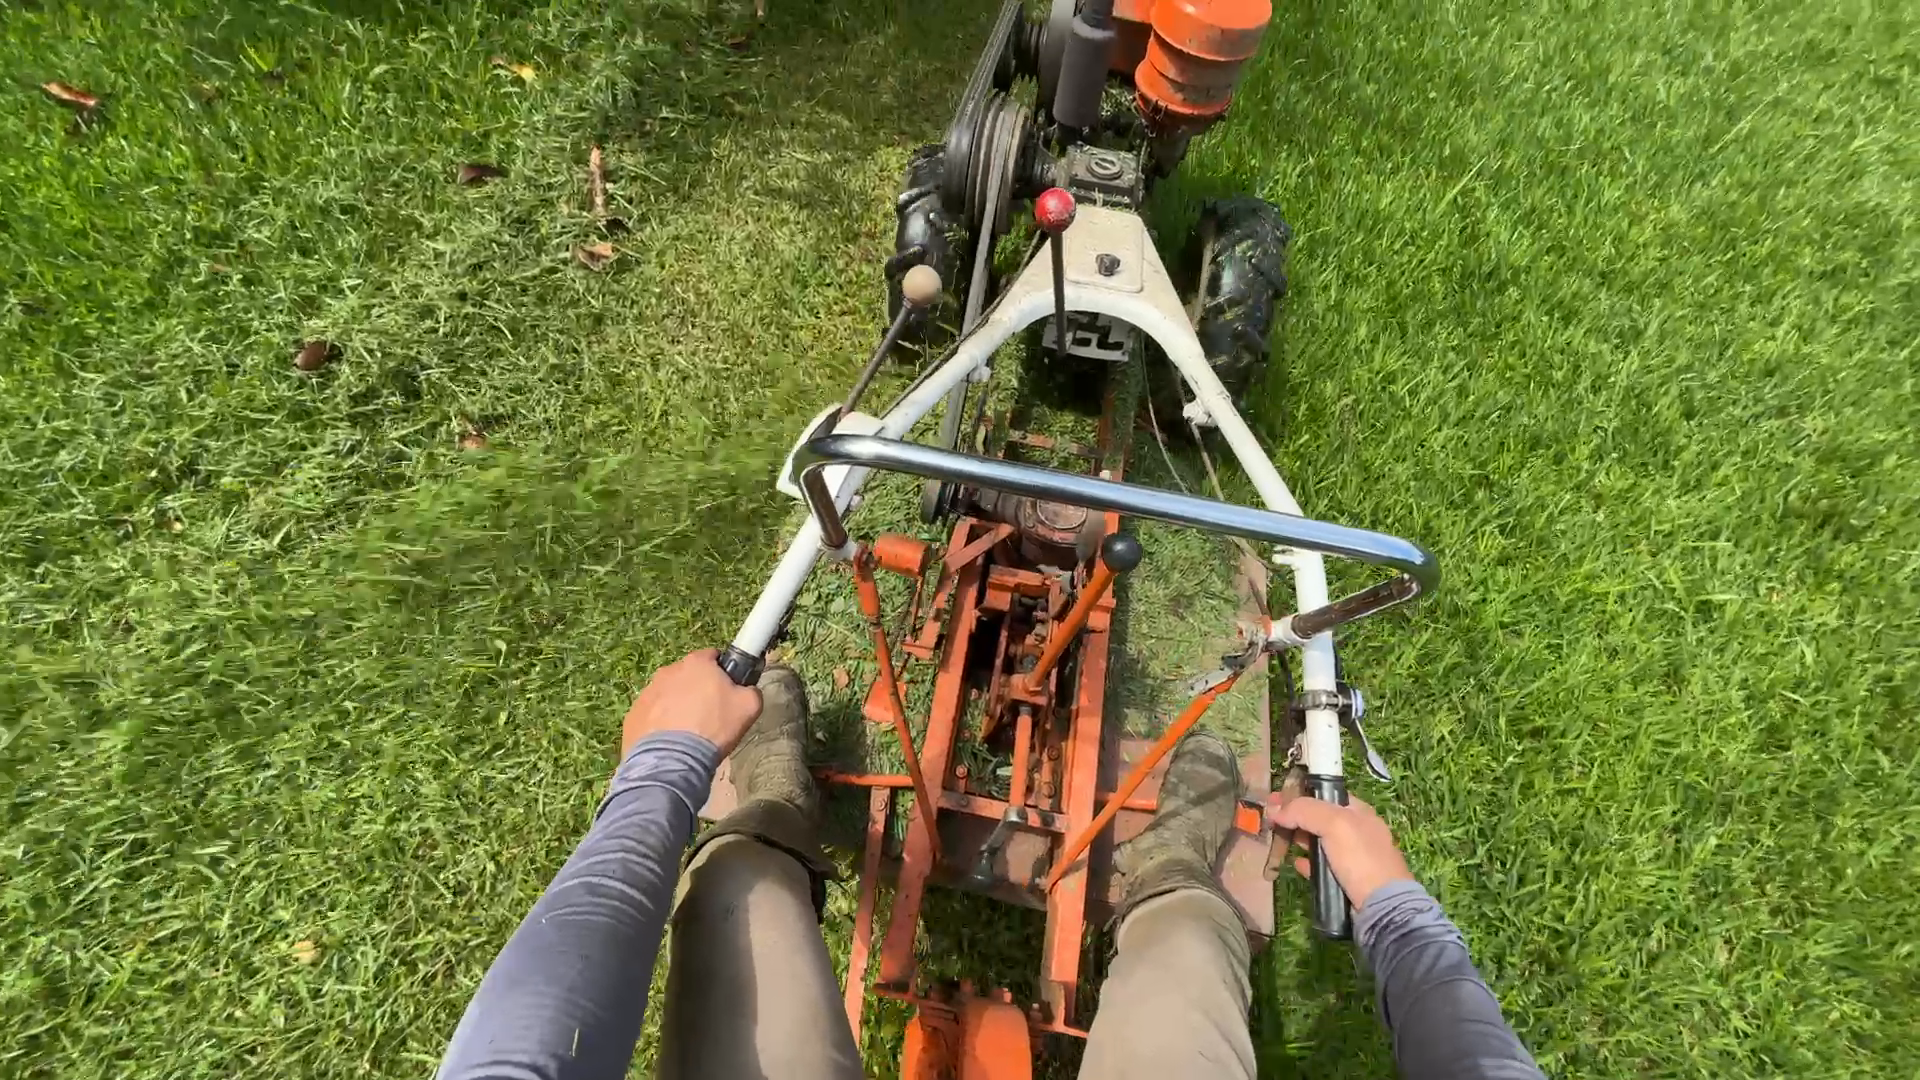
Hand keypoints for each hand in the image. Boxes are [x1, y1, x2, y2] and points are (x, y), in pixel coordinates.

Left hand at [621, 649, 762, 757]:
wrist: (672, 762)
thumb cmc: (714, 726)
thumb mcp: (750, 706)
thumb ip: (751, 690)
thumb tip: (746, 690)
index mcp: (697, 663)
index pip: (713, 656)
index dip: (722, 671)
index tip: (727, 690)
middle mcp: (668, 671)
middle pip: (688, 675)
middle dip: (698, 689)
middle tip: (709, 714)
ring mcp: (647, 693)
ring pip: (668, 694)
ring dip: (677, 706)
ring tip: (688, 732)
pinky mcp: (633, 715)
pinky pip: (652, 715)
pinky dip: (661, 724)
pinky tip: (670, 742)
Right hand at [1266, 794, 1413, 908]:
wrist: (1382, 907)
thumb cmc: (1361, 858)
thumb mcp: (1334, 823)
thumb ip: (1303, 810)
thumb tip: (1276, 810)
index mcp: (1358, 812)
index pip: (1323, 794)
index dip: (1298, 794)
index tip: (1275, 798)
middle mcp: (1355, 831)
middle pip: (1316, 817)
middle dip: (1293, 816)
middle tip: (1270, 819)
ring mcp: (1351, 856)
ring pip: (1316, 841)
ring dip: (1297, 839)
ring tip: (1279, 840)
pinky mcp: (1345, 879)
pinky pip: (1320, 865)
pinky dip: (1307, 862)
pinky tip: (1297, 863)